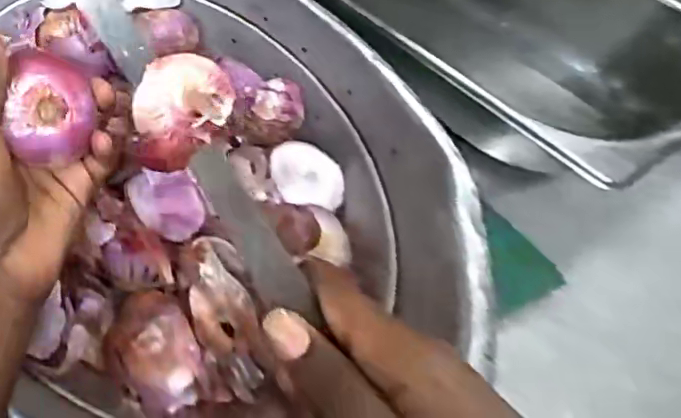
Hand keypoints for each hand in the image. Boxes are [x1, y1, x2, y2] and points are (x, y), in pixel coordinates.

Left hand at [0, 29, 120, 302]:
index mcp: (0, 114)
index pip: (26, 78)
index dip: (46, 62)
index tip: (67, 48)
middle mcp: (31, 131)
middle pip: (63, 99)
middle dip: (83, 86)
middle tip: (99, 82)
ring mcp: (58, 156)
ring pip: (87, 123)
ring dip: (102, 110)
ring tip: (110, 101)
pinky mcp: (81, 183)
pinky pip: (101, 157)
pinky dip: (108, 145)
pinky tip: (104, 142)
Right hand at [259, 262, 519, 417]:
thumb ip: (331, 380)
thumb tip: (272, 315)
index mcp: (405, 344)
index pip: (320, 277)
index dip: (271, 281)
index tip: (232, 304)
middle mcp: (422, 350)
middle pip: (332, 318)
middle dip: (288, 337)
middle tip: (251, 367)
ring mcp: (441, 382)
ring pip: (352, 353)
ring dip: (314, 369)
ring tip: (283, 396)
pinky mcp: (448, 407)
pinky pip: (380, 381)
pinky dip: (345, 389)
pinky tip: (324, 408)